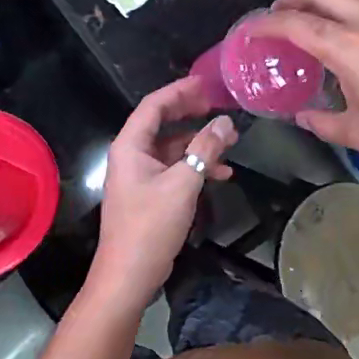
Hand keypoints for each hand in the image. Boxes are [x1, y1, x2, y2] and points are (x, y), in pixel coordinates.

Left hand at [91, 76, 238, 307]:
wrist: (129, 274)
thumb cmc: (151, 225)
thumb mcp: (183, 183)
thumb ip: (204, 150)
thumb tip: (225, 123)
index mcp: (131, 145)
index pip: (154, 105)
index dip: (180, 90)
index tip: (207, 83)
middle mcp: (131, 155)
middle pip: (162, 122)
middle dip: (191, 112)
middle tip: (218, 104)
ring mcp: (140, 175)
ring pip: (171, 147)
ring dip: (198, 142)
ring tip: (230, 140)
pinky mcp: (150, 194)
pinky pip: (174, 169)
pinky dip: (195, 167)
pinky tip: (221, 172)